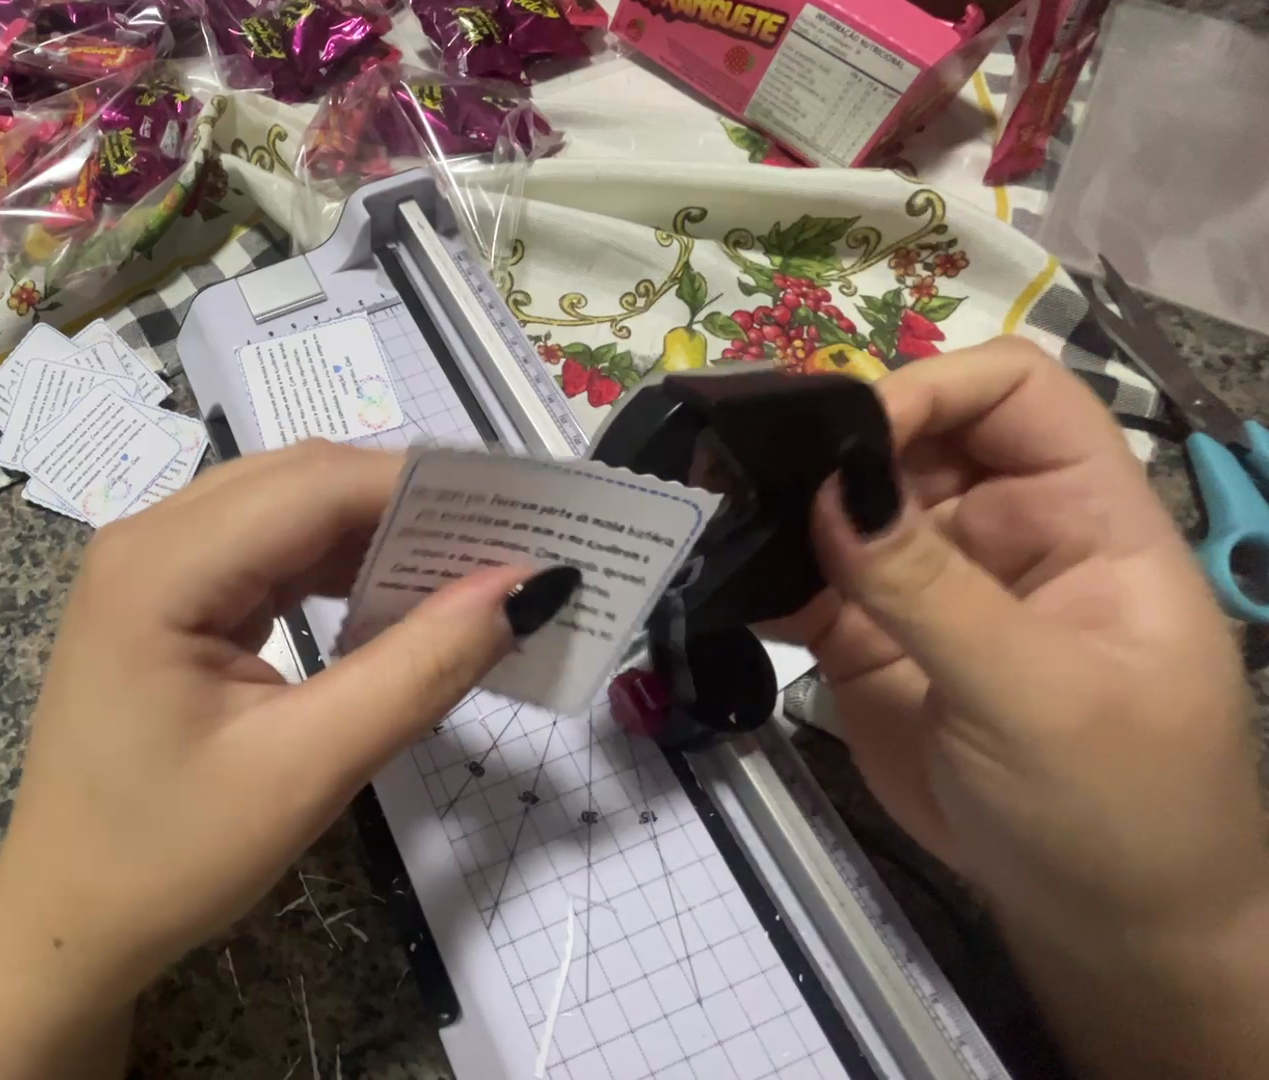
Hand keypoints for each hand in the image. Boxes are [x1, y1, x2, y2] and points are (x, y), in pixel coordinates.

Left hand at [0, 440, 578, 1079]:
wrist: (67, 919)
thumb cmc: (170, 858)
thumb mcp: (307, 769)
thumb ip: (419, 670)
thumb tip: (524, 588)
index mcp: (159, 566)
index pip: (315, 485)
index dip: (423, 489)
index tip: (520, 515)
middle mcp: (147, 539)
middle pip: (298, 482)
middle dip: (403, 504)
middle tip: (503, 541)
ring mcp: (153, 564)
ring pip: (285, 509)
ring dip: (371, 532)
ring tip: (461, 567)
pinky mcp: (169, 595)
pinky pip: (265, 550)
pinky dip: (333, 564)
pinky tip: (385, 594)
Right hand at [771, 337, 1268, 1077]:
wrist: (1083, 913)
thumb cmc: (1112, 802)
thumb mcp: (1036, 692)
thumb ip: (930, 589)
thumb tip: (835, 493)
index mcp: (1076, 516)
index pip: (1011, 397)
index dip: (928, 393)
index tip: (840, 444)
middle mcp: (987, 531)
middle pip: (901, 442)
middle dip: (823, 448)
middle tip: (730, 468)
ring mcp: (913, 582)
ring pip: (835, 508)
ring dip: (772, 508)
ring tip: (701, 515)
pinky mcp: (856, 631)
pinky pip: (794, 581)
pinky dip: (750, 575)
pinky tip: (708, 578)